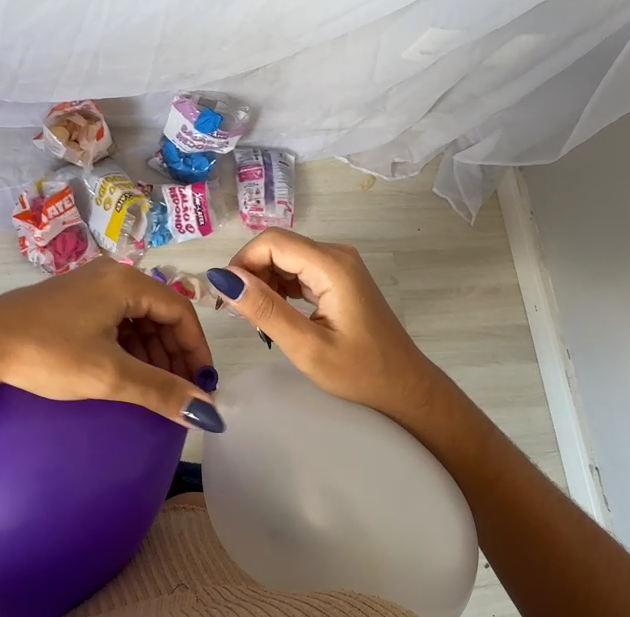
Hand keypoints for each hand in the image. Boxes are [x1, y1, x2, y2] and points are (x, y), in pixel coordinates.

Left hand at [0, 258, 222, 430]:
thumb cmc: (47, 355)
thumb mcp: (109, 376)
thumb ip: (161, 392)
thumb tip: (209, 413)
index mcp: (126, 281)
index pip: (180, 310)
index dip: (196, 349)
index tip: (203, 386)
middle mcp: (111, 275)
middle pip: (160, 312)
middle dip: (174, 353)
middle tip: (181, 393)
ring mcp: (88, 286)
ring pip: (136, 318)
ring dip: (152, 353)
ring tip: (155, 389)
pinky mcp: (69, 301)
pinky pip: (114, 320)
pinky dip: (128, 348)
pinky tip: (125, 374)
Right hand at [208, 228, 445, 422]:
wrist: (405, 389)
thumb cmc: (360, 374)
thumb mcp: (307, 347)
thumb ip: (265, 310)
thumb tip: (224, 277)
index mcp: (332, 266)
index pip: (272, 241)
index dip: (242, 261)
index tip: (226, 298)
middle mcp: (336, 254)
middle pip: (278, 246)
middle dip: (251, 273)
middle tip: (238, 314)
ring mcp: (340, 265)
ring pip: (286, 257)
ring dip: (263, 282)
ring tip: (255, 319)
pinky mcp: (339, 278)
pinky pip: (298, 270)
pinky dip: (279, 288)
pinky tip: (274, 315)